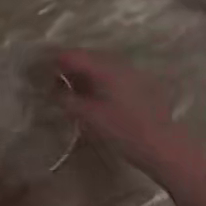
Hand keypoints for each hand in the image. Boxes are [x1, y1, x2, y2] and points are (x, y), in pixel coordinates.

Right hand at [54, 50, 205, 184]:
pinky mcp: (140, 85)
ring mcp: (131, 73)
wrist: (168, 151)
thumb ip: (64, 98)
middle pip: (83, 56)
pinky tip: (92, 97)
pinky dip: (96, 80)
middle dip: (65, 66)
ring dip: (81, 73)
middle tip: (50, 82)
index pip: (69, 55)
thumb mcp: (87, 116)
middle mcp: (117, 63)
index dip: (50, 62)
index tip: (37, 73)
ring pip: (98, 65)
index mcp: (103, 67)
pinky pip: (110, 74)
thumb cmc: (124, 132)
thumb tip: (50, 87)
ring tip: (69, 91)